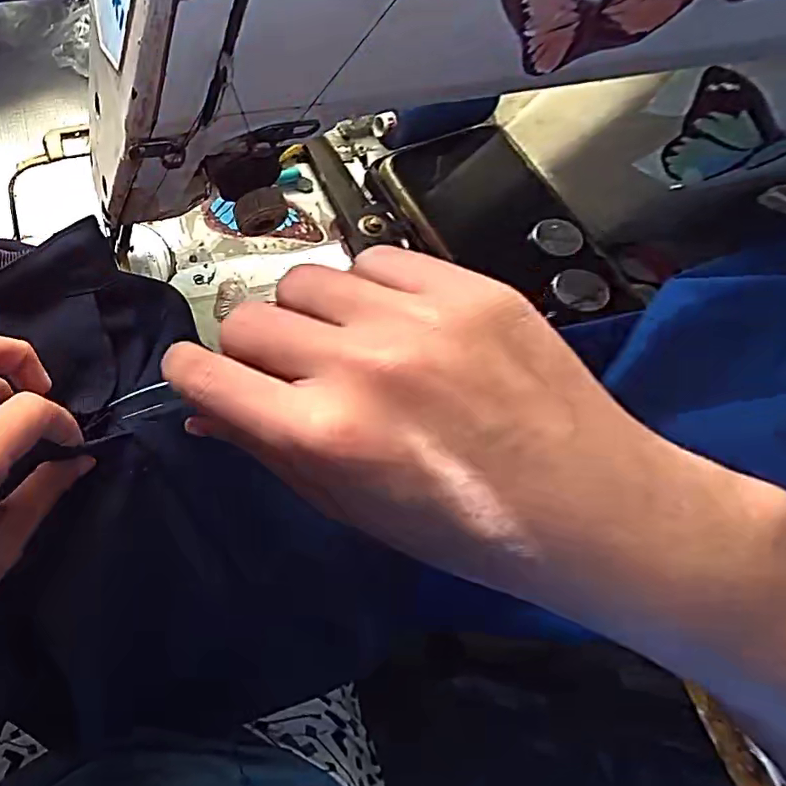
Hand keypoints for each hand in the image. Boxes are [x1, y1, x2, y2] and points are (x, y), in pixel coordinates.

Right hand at [161, 247, 785, 619]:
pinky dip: (366, 290)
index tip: (200, 376)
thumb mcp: (341, 502)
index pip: (202, 372)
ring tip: (345, 343)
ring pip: (303, 281)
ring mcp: (417, 319)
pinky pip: (373, 259)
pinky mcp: (468, 287)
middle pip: (244, 318)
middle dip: (249, 349)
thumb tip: (200, 409)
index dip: (187, 372)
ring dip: (306, 316)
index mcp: (321, 433)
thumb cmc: (452, 526)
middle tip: (287, 372)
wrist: (597, 510)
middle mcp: (359, 366)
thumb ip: (261, 445)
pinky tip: (396, 322)